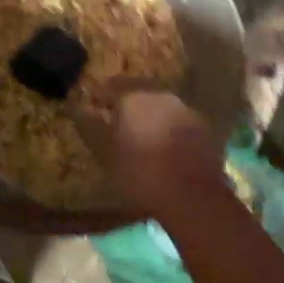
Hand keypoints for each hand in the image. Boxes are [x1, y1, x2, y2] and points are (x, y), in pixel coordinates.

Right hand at [78, 90, 222, 218]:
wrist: (192, 196)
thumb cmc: (139, 172)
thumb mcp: (104, 152)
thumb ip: (90, 126)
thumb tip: (80, 110)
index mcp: (133, 97)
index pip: (110, 85)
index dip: (99, 95)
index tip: (91, 107)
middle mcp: (161, 96)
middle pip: (137, 91)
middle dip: (124, 102)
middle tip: (113, 119)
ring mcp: (185, 110)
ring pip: (159, 104)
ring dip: (147, 113)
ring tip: (137, 133)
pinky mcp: (203, 128)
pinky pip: (176, 119)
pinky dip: (165, 126)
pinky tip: (161, 144)